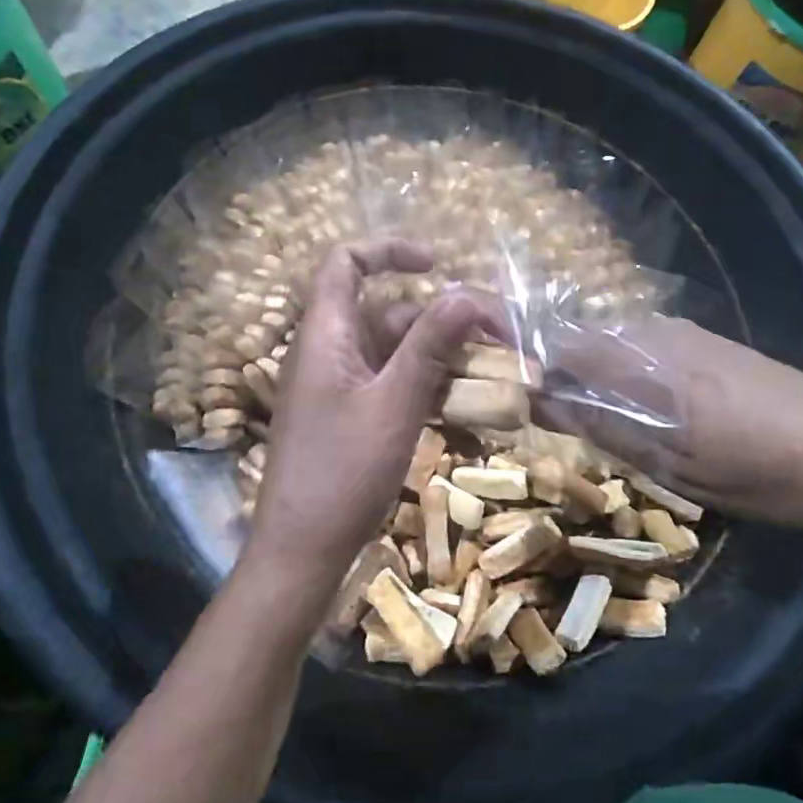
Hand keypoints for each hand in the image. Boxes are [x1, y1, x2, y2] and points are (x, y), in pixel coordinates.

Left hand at [245, 241, 491, 579]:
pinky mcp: (352, 415)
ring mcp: (341, 385)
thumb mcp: (395, 403)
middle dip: (442, 316)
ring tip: (494, 370)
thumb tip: (466, 294)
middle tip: (499, 337)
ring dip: (443, 353)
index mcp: (326, 334)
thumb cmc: (343, 472)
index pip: (345, 263)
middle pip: (388, 309)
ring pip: (396, 348)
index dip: (389, 251)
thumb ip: (430, 345)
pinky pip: (393, 381)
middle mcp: (330, 350)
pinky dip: (427, 381)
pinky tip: (465, 399)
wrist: (303, 550)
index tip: (438, 264)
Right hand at [536, 317, 802, 547]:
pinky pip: (642, 352)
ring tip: (586, 420)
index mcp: (647, 361)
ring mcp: (686, 337)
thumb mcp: (674, 464)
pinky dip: (622, 376)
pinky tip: (637, 410)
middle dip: (552, 371)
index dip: (521, 357)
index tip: (499, 385)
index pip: (560, 344)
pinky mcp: (707, 346)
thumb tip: (539, 399)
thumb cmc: (761, 471)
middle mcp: (660, 335)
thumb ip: (604, 424)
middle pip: (580, 340)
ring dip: (588, 376)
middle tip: (540, 415)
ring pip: (611, 346)